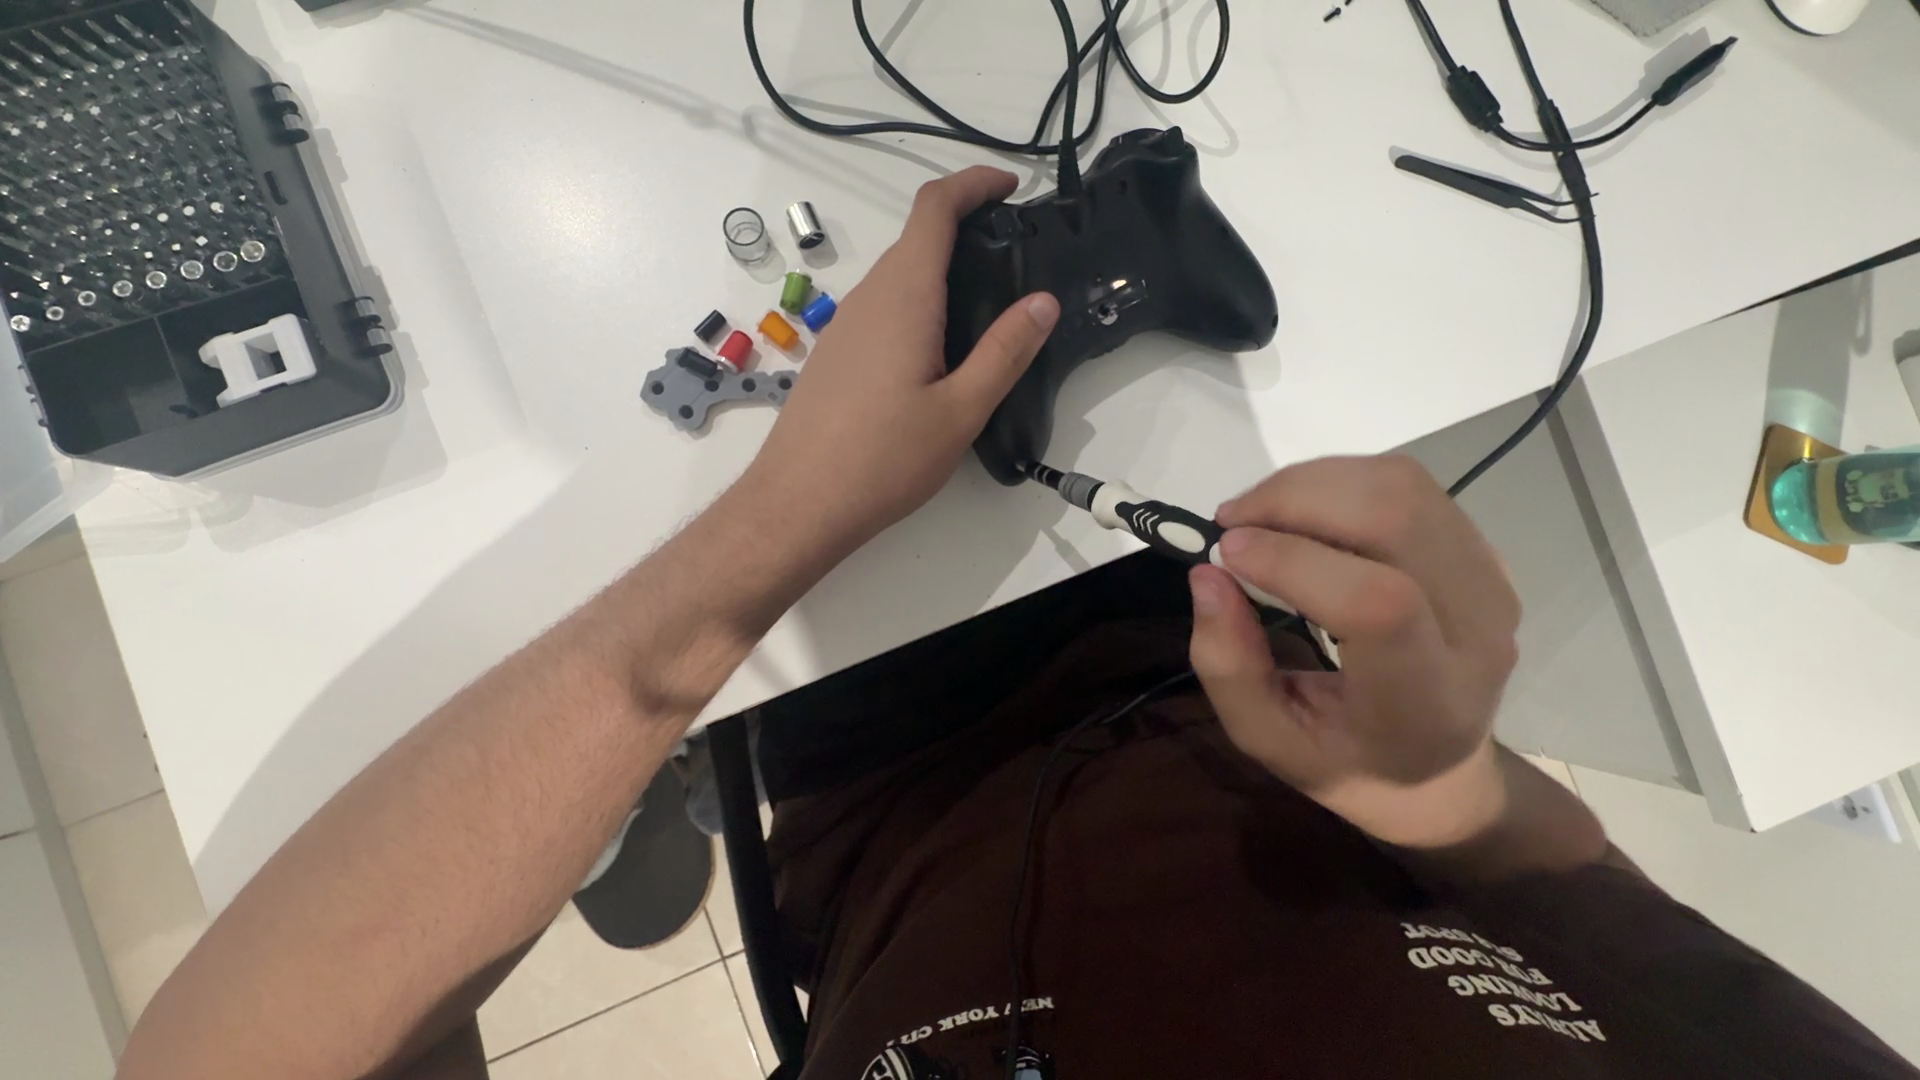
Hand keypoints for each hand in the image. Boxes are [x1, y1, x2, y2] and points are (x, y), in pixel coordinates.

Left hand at [742, 167, 1059, 560]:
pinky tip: (937, 356)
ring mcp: (843, 329)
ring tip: (985, 312)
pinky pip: (881, 312)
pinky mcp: (834, 357)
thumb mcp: (960, 410)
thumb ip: (1005, 351)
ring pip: (896, 279)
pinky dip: (916, 308)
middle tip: (1014, 262)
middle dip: (965, 232)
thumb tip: (1042, 301)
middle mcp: (867, 300)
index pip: (934, 209)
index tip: (1010, 187)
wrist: (799, 504)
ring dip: (940, 275)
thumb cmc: (882, 459)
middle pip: (915, 240)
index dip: (973, 183)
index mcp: (902, 298)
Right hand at [1186, 455, 1521, 849]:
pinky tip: (1300, 514)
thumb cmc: (1343, 760)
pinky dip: (1337, 482)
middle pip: (1396, 518)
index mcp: (1425, 698)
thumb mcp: (1265, 738)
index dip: (1293, 560)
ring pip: (1401, 485)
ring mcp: (1490, 581)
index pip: (1378, 603)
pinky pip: (1408, 485)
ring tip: (1258, 516)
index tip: (1223, 552)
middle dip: (1293, 499)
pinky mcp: (1482, 552)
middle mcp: (1478, 629)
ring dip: (1310, 482)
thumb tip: (1206, 574)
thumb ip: (1229, 666)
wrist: (1437, 770)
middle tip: (1230, 524)